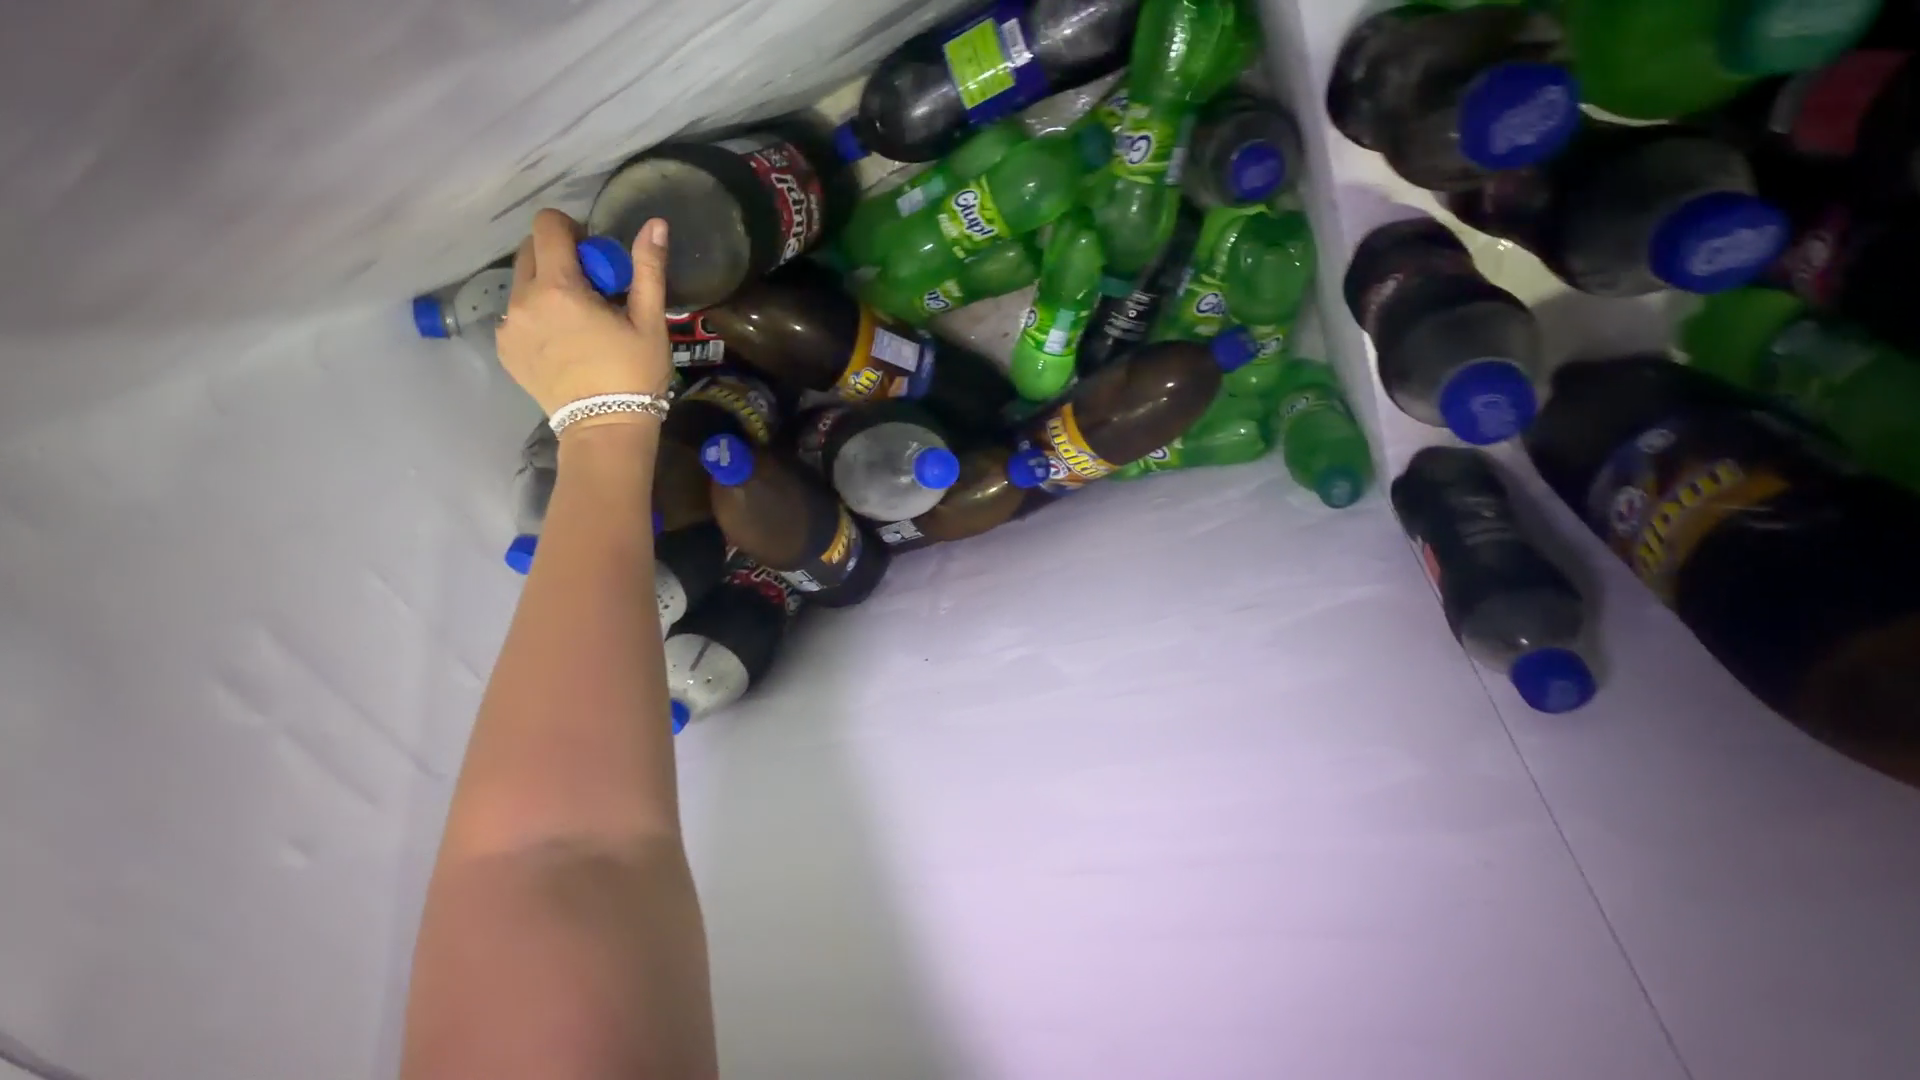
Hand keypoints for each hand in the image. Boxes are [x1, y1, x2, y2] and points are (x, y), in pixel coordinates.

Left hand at [497, 209, 673, 425]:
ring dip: (546, 287)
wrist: (604, 427)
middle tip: (591, 288)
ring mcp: (509, 327)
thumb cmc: (633, 373)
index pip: (547, 226)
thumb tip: (655, 223)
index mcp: (558, 287)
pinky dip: (537, 315)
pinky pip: (517, 314)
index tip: (595, 255)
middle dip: (559, 257)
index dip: (572, 230)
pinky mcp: (505, 349)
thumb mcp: (649, 321)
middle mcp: (522, 300)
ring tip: (577, 319)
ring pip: (522, 283)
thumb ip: (648, 268)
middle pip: (530, 251)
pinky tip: (563, 341)